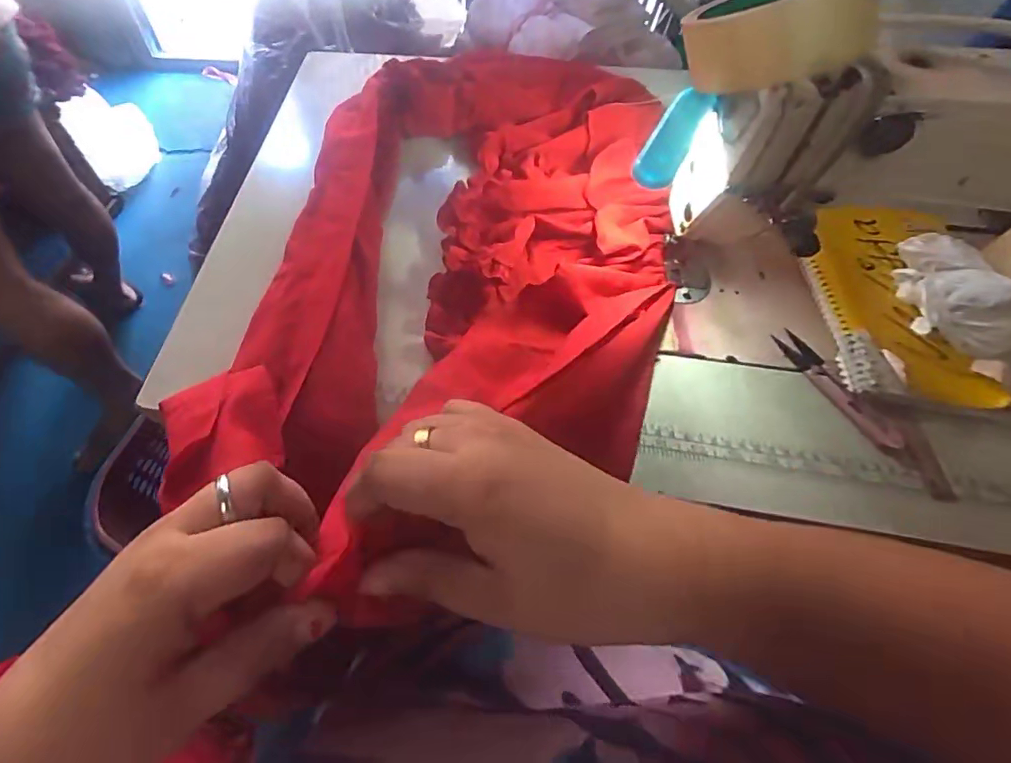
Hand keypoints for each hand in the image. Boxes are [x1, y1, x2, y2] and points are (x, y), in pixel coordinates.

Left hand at [0, 462, 335, 762]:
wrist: (10, 745)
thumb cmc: (97, 737)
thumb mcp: (186, 705)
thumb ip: (261, 648)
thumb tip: (326, 611)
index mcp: (176, 573)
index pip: (270, 534)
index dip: (302, 564)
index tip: (304, 608)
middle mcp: (168, 534)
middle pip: (254, 479)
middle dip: (295, 509)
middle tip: (303, 567)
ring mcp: (155, 534)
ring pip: (233, 489)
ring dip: (268, 520)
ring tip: (270, 587)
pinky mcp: (147, 547)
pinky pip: (212, 514)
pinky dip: (242, 532)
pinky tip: (237, 592)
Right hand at [345, 401, 698, 644]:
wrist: (654, 555)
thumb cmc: (576, 590)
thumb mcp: (496, 597)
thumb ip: (427, 577)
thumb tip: (369, 576)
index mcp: (467, 482)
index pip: (383, 470)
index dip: (357, 503)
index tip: (356, 542)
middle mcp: (476, 438)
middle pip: (399, 442)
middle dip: (377, 482)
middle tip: (382, 533)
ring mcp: (500, 424)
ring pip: (426, 421)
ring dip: (406, 455)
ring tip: (412, 503)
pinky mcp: (519, 425)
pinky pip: (458, 413)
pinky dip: (437, 435)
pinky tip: (450, 472)